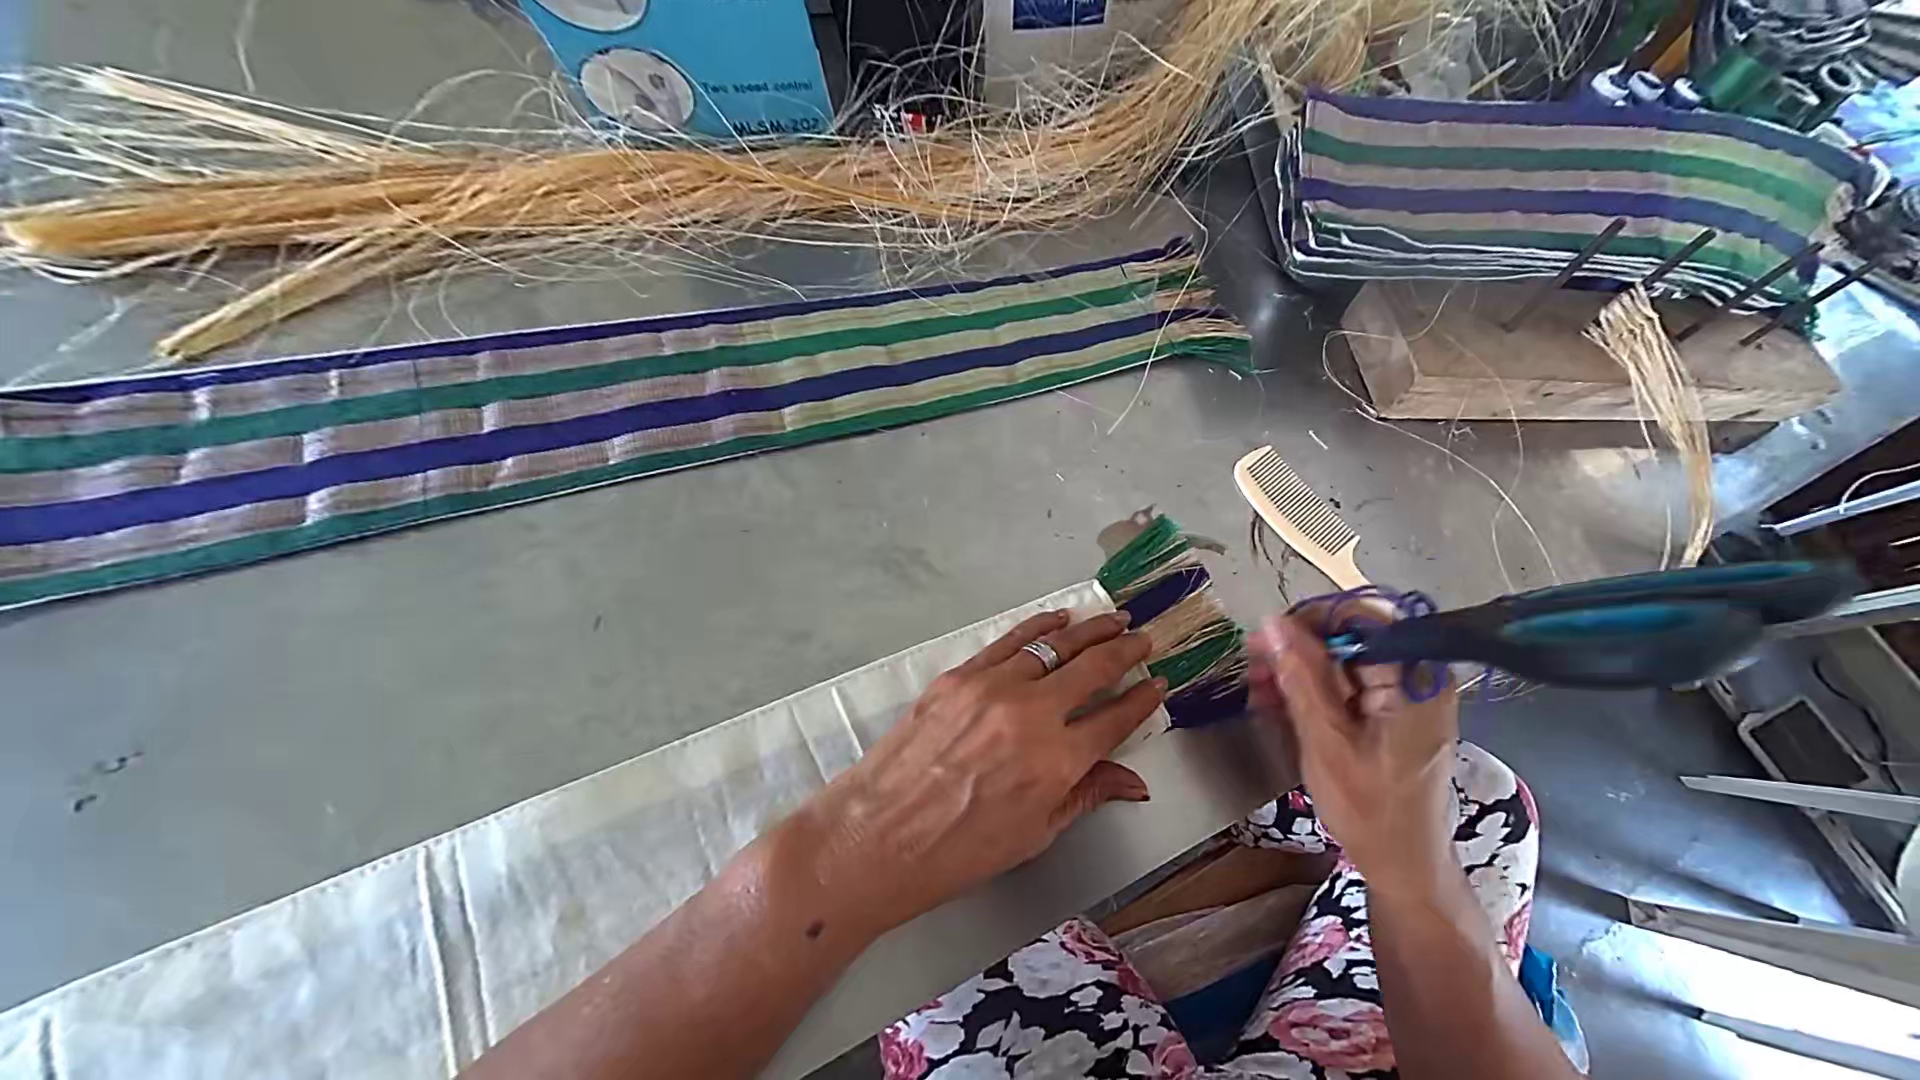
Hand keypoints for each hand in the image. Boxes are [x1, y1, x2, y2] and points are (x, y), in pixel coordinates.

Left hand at [795, 610, 1165, 932]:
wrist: (881, 834)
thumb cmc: (962, 848)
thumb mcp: (1036, 832)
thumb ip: (1087, 794)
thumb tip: (1134, 781)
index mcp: (1058, 760)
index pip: (1116, 718)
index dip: (1144, 699)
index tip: (1159, 683)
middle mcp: (1032, 714)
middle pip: (1093, 669)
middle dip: (1126, 651)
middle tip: (1145, 639)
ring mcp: (993, 687)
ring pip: (1054, 646)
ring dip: (1090, 630)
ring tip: (1114, 620)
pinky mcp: (960, 676)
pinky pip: (1009, 641)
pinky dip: (1039, 627)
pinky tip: (1059, 620)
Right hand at [1247, 599, 1458, 887]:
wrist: (1403, 864)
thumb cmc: (1369, 809)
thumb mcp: (1326, 739)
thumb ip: (1301, 676)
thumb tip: (1273, 623)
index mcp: (1414, 681)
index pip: (1362, 618)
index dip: (1310, 620)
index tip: (1269, 640)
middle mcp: (1416, 679)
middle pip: (1348, 638)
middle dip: (1296, 650)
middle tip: (1254, 665)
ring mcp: (1403, 696)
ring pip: (1340, 661)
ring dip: (1295, 670)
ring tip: (1258, 689)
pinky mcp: (1389, 713)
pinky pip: (1345, 685)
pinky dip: (1310, 691)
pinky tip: (1277, 703)